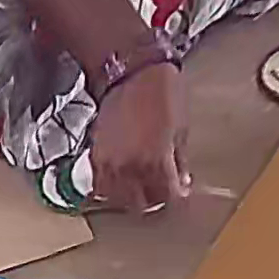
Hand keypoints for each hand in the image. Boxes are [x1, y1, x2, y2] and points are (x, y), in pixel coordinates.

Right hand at [90, 63, 189, 211]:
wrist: (131, 73)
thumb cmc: (161, 93)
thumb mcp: (180, 128)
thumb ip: (179, 160)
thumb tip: (182, 183)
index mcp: (157, 162)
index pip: (165, 197)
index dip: (173, 198)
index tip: (177, 194)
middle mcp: (131, 169)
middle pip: (140, 204)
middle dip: (151, 201)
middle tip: (158, 194)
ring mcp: (111, 166)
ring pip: (117, 199)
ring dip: (129, 198)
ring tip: (137, 189)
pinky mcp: (96, 158)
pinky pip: (101, 185)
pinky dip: (110, 188)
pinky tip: (119, 180)